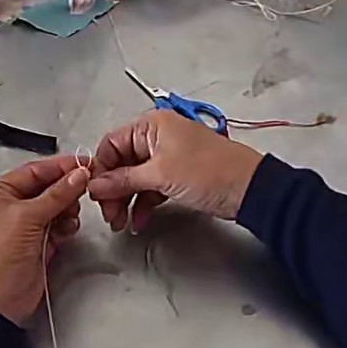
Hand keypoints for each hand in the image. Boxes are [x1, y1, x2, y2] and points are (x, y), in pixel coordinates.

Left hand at [0, 155, 89, 324]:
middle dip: (65, 190)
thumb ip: (56, 194)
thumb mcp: (27, 217)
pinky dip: (65, 226)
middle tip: (84, 189)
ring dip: (66, 209)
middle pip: (45, 189)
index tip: (83, 164)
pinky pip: (56, 226)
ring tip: (71, 215)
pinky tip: (68, 229)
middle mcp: (7, 206)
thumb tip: (76, 175)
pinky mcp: (35, 243)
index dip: (59, 167)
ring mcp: (21, 226)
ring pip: (53, 207)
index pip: (32, 171)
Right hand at [88, 110, 263, 231]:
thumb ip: (122, 180)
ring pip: (133, 178)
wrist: (252, 191)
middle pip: (120, 163)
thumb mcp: (159, 175)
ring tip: (120, 222)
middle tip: (108, 213)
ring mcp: (166, 157)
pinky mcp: (176, 175)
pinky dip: (142, 203)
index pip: (111, 144)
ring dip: (125, 200)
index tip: (95, 193)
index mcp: (150, 125)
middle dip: (112, 190)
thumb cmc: (209, 172)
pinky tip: (138, 221)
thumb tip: (94, 186)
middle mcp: (156, 137)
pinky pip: (149, 187)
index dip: (101, 169)